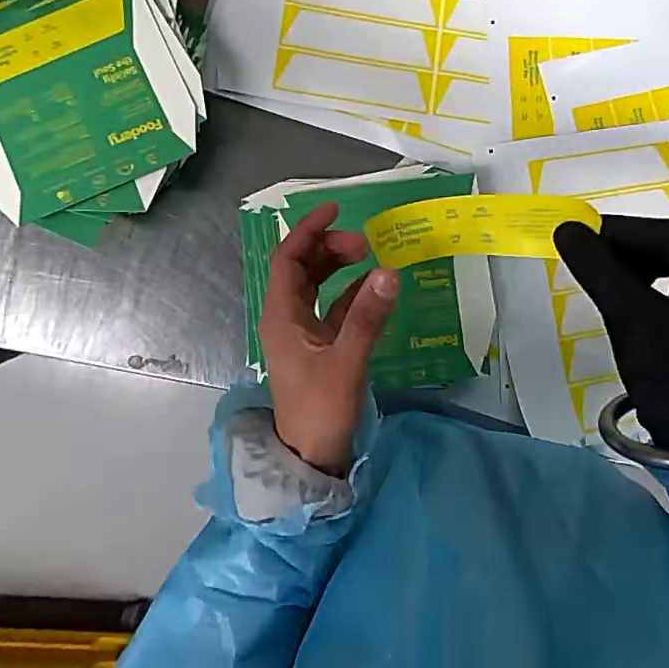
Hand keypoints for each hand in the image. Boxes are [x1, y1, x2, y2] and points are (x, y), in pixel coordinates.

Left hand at [258, 201, 399, 473]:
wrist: (310, 458)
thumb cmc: (319, 411)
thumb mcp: (345, 362)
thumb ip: (366, 318)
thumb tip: (388, 272)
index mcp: (280, 316)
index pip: (287, 260)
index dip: (306, 231)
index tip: (334, 209)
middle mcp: (286, 318)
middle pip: (301, 269)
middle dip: (327, 248)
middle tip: (363, 243)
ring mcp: (302, 333)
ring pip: (316, 288)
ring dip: (338, 269)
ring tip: (369, 258)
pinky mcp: (319, 348)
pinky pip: (332, 310)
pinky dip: (350, 296)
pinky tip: (373, 290)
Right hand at [552, 216, 668, 451]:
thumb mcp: (631, 321)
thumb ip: (599, 270)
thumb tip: (567, 230)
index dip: (618, 230)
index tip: (574, 233)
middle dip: (627, 248)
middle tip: (582, 253)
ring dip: (638, 264)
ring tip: (599, 272)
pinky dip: (654, 282)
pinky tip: (629, 290)